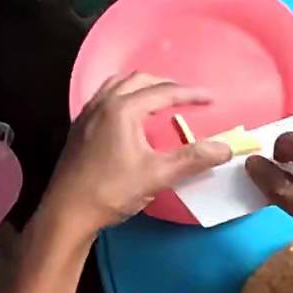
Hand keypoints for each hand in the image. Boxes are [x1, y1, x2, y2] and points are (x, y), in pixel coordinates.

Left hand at [42, 73, 232, 237]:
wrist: (67, 212)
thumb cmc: (111, 192)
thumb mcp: (156, 176)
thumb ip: (192, 159)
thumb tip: (225, 148)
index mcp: (123, 109)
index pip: (163, 92)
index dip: (190, 94)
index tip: (211, 99)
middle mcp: (103, 103)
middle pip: (139, 81)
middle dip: (166, 86)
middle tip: (186, 98)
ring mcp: (87, 114)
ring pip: (118, 85)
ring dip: (142, 87)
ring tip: (159, 101)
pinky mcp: (78, 128)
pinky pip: (104, 98)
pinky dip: (123, 96)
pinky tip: (129, 117)